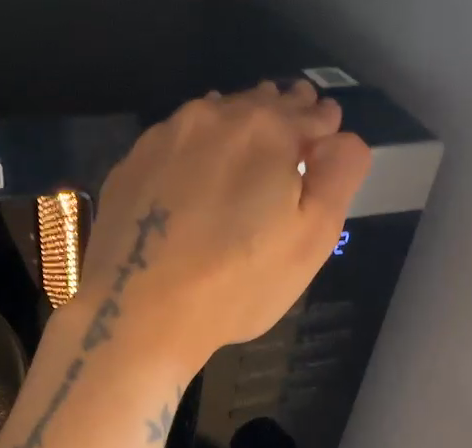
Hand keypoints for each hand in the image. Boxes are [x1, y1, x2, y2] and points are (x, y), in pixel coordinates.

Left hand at [76, 80, 371, 375]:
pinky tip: (191, 190)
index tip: (324, 145)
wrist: (141, 316)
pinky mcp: (128, 169)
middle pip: (258, 107)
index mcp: (268, 127)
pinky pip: (173, 149)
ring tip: (241, 165)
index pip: (311, 113)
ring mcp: (163, 139)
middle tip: (287, 148)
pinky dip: (190, 160)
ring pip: (211, 121)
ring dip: (232, 136)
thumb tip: (343, 140)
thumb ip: (340, 176)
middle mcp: (212, 116)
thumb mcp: (313, 239)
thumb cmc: (237, 284)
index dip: (323, 130)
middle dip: (279, 123)